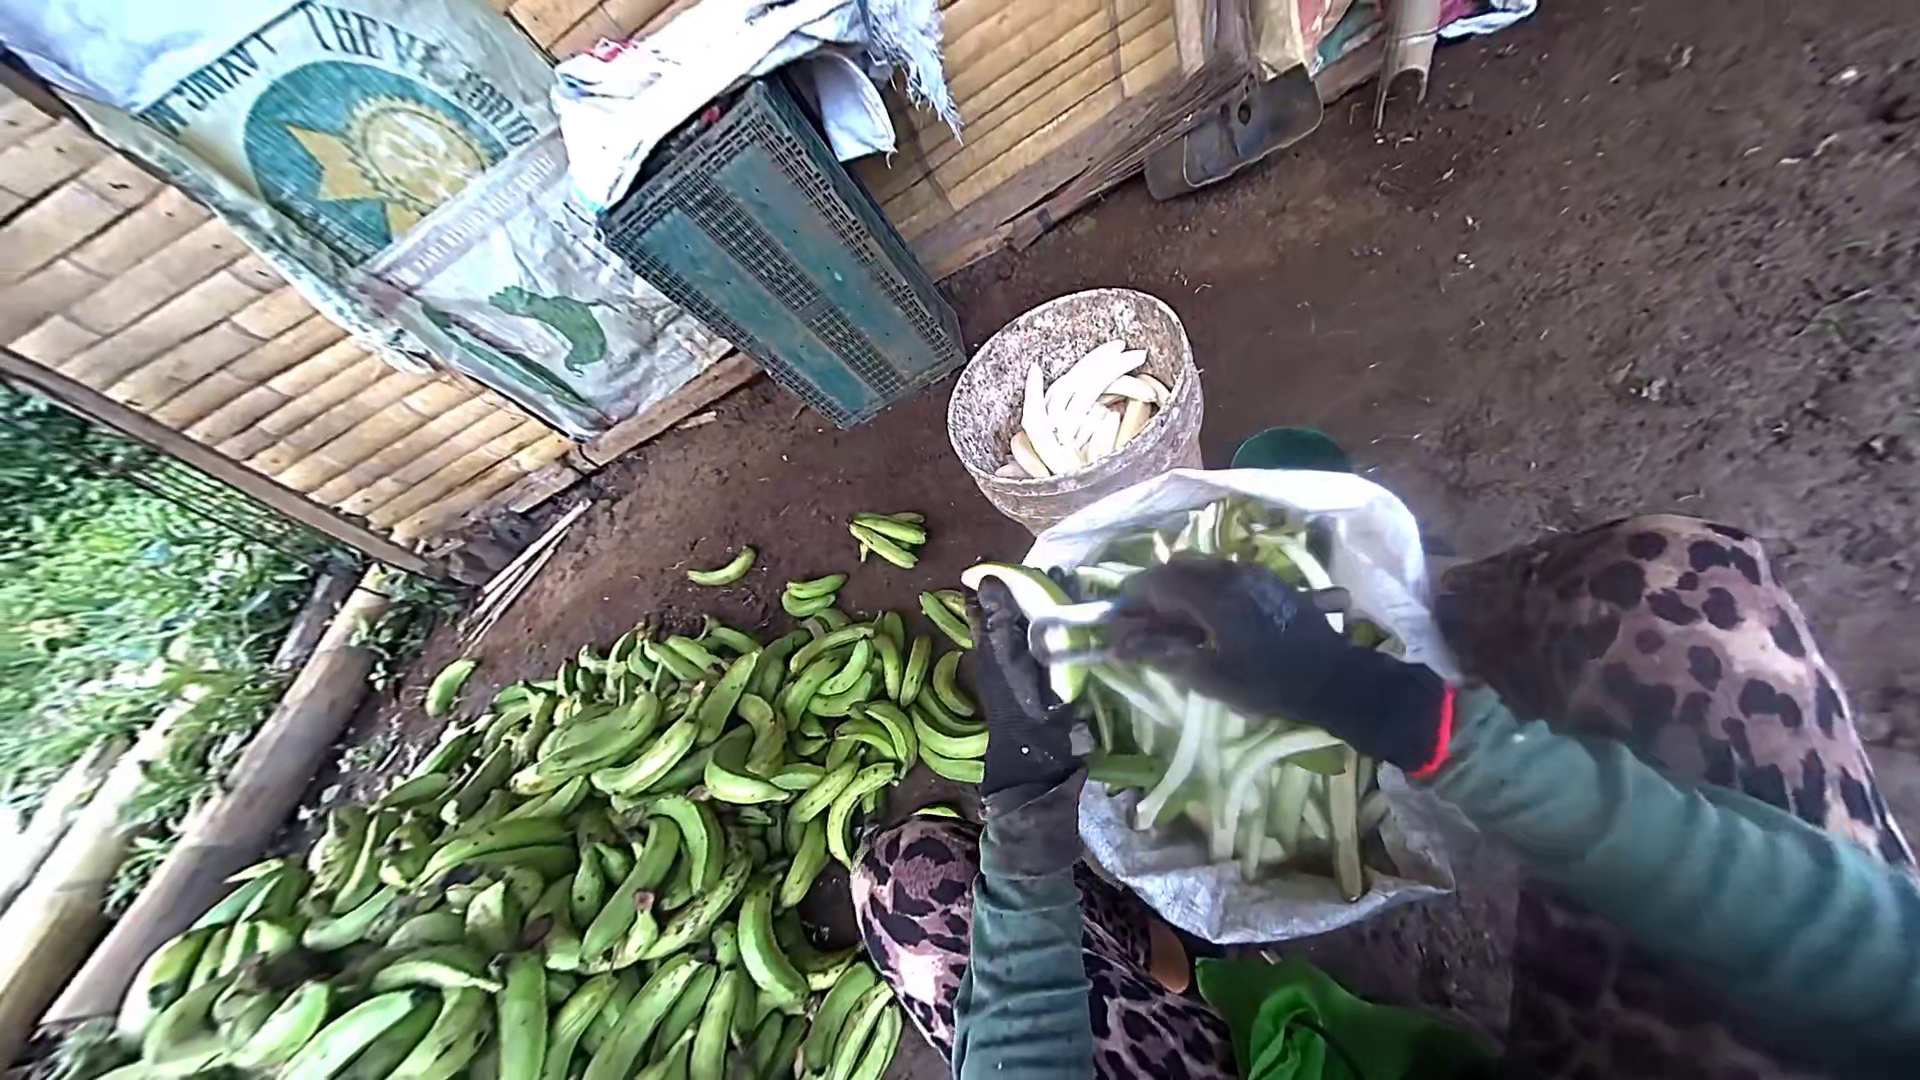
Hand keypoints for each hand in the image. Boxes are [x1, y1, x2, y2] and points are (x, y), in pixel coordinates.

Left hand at [968, 578, 1079, 796]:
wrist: (1039, 735)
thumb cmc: (1014, 693)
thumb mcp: (1002, 651)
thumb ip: (996, 616)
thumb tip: (985, 576)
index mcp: (988, 639)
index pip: (982, 605)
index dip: (985, 585)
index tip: (994, 563)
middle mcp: (1007, 642)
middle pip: (1012, 607)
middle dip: (1024, 585)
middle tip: (1042, 567)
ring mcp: (1030, 651)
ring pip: (1035, 615)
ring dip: (1046, 595)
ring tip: (1061, 575)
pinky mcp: (1052, 659)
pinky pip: (1055, 629)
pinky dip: (1063, 612)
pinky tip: (1075, 599)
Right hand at [1110, 559, 1454, 773]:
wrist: (1336, 680)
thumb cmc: (1270, 685)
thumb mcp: (1212, 678)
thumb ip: (1164, 656)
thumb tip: (1121, 648)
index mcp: (1214, 598)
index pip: (1158, 583)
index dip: (1134, 598)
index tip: (1121, 618)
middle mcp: (1229, 575)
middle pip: (1176, 566)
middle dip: (1154, 589)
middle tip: (1146, 619)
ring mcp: (1251, 573)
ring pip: (1200, 565)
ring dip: (1179, 585)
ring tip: (1176, 617)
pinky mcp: (1266, 579)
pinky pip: (1222, 571)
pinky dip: (1202, 585)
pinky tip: (1207, 612)